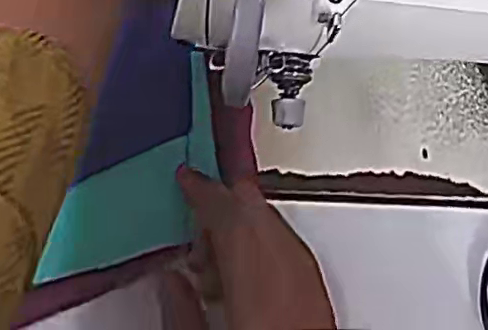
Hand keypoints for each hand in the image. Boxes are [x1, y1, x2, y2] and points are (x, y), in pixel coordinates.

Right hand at [158, 105, 334, 329]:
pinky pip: (285, 244)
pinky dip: (261, 243)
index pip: (228, 208)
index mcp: (256, 269)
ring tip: (211, 263)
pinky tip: (242, 274)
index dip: (202, 188)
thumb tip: (171, 279)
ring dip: (241, 226)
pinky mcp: (317, 286)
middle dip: (221, 204)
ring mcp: (306, 271)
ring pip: (270, 221)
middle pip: (253, 205)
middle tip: (193, 226)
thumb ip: (183, 310)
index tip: (185, 177)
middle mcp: (287, 260)